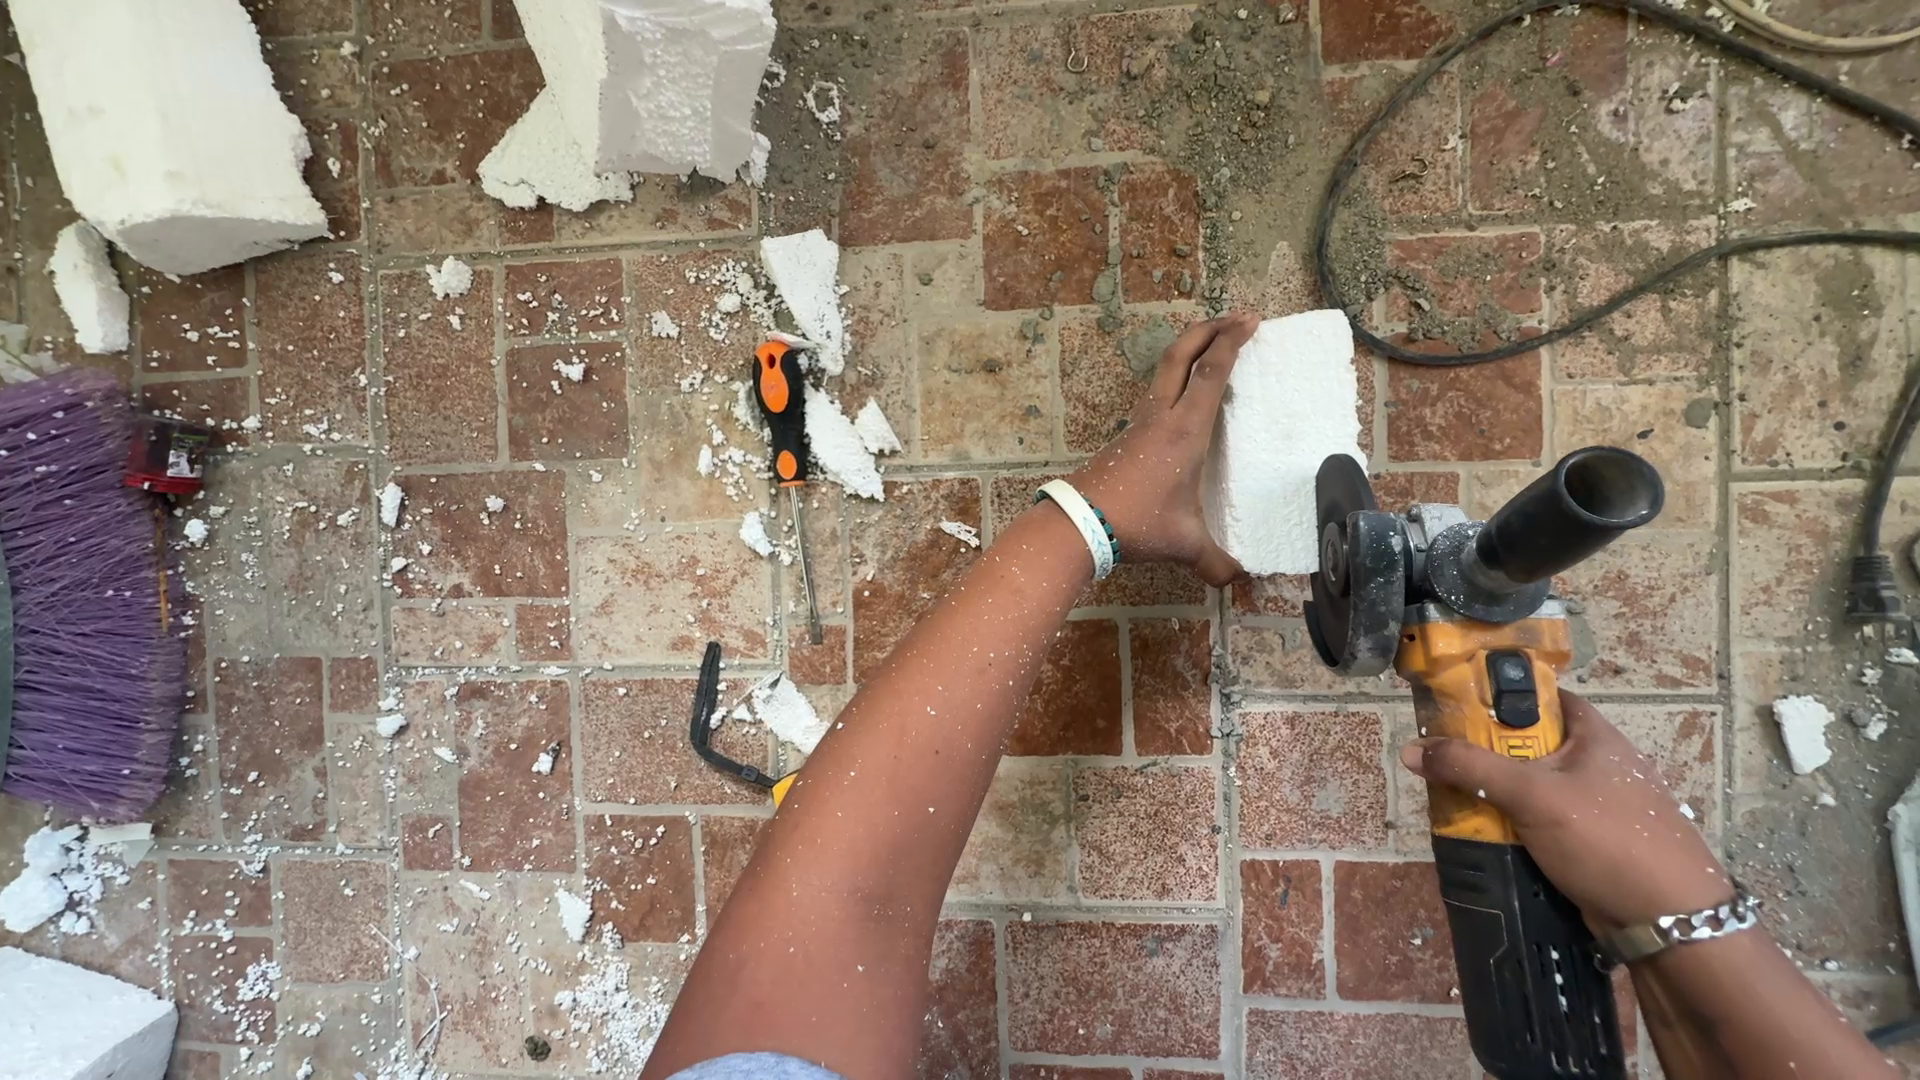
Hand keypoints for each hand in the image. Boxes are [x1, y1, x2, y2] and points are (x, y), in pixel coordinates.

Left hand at [1068, 313, 1257, 587]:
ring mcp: (1139, 424)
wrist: (1078, 523)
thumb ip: (1215, 562)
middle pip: (1181, 354)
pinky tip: (1183, 402)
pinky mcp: (1125, 438)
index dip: (1232, 341)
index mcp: (1184, 430)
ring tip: (1210, 349)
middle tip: (1234, 318)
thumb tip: (1237, 582)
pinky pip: (1155, 396)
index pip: (1211, 372)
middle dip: (1208, 328)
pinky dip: (1174, 382)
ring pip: (1163, 372)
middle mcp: (1161, 417)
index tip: (1251, 321)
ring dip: (1188, 352)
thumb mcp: (1184, 544)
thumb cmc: (1135, 524)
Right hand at [1400, 689, 1732, 931]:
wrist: (1671, 927)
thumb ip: (1470, 768)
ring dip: (1494, 789)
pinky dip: (1509, 819)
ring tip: (1454, 791)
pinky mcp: (1589, 840)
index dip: (1501, 694)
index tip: (1456, 703)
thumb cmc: (1609, 841)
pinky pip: (1536, 817)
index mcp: (1596, 737)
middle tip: (1445, 753)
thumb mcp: (1533, 795)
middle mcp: (1597, 764)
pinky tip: (1482, 827)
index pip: (1543, 697)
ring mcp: (1595, 804)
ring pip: (1529, 783)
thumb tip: (1411, 750)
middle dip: (1485, 749)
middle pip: (1528, 742)